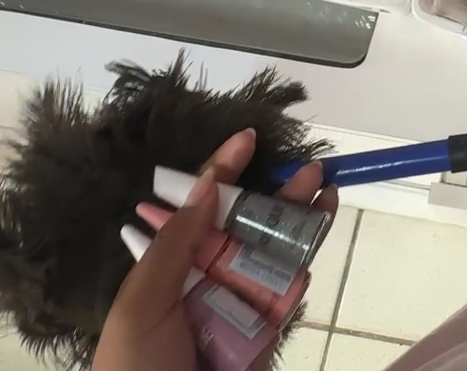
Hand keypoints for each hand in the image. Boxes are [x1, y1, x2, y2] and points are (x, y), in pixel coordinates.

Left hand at [93, 129, 336, 370]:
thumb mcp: (140, 306)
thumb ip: (174, 243)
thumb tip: (204, 181)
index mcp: (170, 269)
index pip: (199, 207)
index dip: (222, 169)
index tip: (247, 137)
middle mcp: (206, 278)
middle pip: (247, 222)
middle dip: (277, 190)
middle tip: (308, 165)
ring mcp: (238, 302)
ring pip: (275, 247)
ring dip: (301, 214)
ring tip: (326, 186)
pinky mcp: (265, 328)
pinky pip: (289, 285)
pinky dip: (308, 253)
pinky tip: (323, 223)